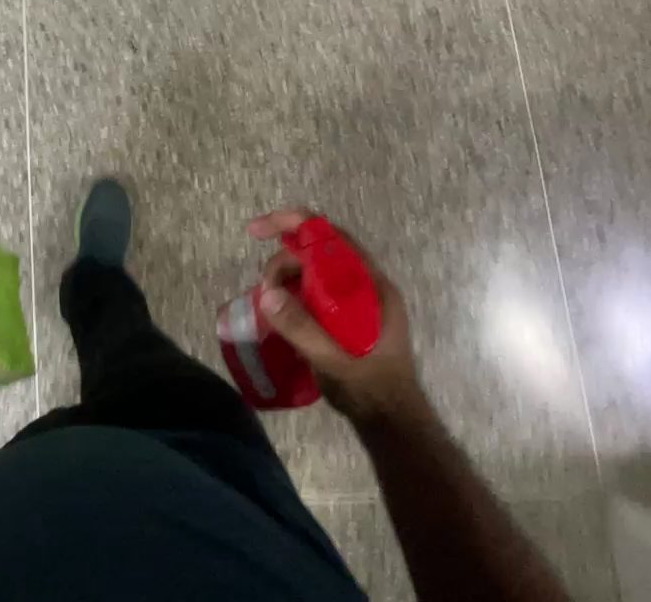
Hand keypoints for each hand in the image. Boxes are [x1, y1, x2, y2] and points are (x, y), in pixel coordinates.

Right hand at [248, 208, 427, 425]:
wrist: (393, 426)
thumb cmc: (372, 391)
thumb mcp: (334, 361)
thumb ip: (303, 328)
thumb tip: (267, 294)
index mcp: (372, 286)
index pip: (330, 237)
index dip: (292, 224)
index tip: (257, 231)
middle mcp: (364, 286)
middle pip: (316, 251)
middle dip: (282, 261)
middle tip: (263, 290)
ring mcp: (355, 301)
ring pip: (311, 271)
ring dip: (284, 279)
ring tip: (268, 305)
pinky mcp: (344, 317)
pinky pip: (311, 290)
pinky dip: (290, 294)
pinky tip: (278, 314)